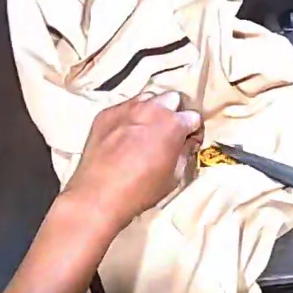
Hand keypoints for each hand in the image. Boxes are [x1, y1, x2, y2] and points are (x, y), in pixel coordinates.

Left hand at [61, 91, 201, 229]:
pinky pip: (124, 108)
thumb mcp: (174, 176)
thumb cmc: (142, 189)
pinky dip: (129, 117)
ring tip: (146, 130)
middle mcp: (152, 108)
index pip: (193, 116)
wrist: (99, 194)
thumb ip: (184, 153)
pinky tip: (124, 136)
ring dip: (152, 111)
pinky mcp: (106, 113)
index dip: (193, 131)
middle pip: (172, 99)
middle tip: (169, 133)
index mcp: (173, 123)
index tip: (188, 142)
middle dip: (174, 113)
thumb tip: (186, 143)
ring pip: (147, 98)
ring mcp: (127, 108)